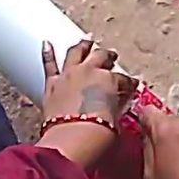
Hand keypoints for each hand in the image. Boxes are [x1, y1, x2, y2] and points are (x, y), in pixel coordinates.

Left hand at [36, 36, 136, 167]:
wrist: (72, 138)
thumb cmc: (98, 134)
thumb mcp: (117, 122)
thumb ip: (118, 110)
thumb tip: (118, 107)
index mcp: (111, 80)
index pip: (124, 80)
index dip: (129, 83)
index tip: (131, 85)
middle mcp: (91, 71)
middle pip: (101, 57)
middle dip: (108, 56)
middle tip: (111, 56)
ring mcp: (70, 74)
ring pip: (77, 53)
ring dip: (83, 46)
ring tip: (87, 41)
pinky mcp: (52, 83)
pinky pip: (49, 64)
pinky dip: (47, 53)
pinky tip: (46, 43)